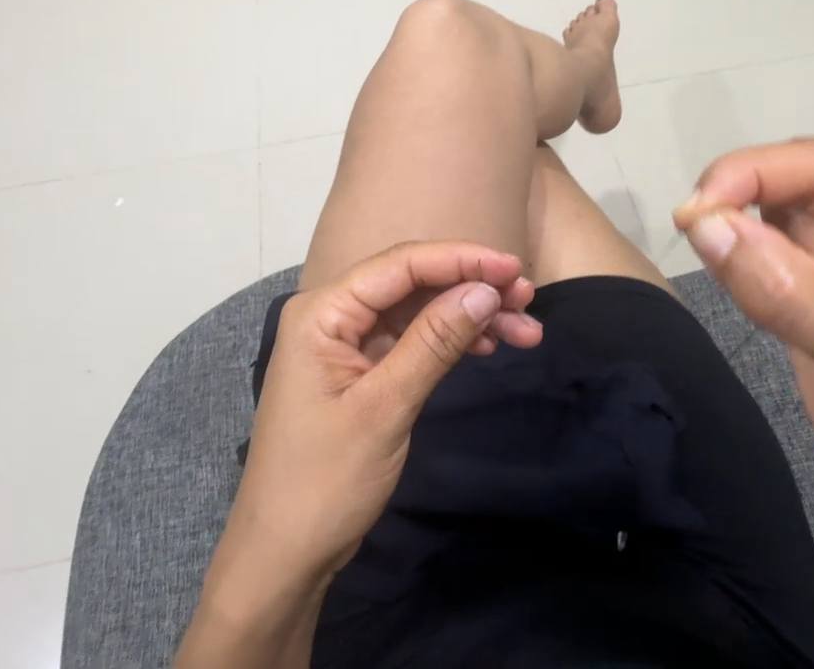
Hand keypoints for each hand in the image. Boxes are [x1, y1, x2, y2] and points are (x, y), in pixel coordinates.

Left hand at [225, 241, 540, 579]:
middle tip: (528, 302)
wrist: (285, 554)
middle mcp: (332, 315)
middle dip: (471, 287)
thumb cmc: (325, 481)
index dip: (462, 259)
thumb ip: (434, 341)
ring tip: (526, 331)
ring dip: (469, 316)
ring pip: (418, 311)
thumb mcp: (385, 407)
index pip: (401, 264)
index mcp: (322, 311)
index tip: (515, 268)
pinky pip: (412, 340)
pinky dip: (451, 342)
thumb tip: (486, 289)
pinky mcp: (361, 371)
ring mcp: (346, 344)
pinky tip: (488, 349)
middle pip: (412, 283)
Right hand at [673, 141, 813, 523]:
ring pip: (768, 214)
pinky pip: (764, 246)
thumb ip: (788, 290)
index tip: (689, 215)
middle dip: (758, 229)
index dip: (749, 176)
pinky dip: (752, 274)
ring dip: (757, 258)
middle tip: (751, 291)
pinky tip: (782, 315)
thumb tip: (703, 224)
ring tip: (799, 322)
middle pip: (790, 183)